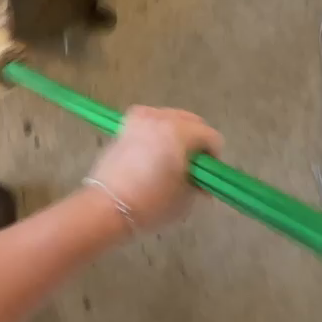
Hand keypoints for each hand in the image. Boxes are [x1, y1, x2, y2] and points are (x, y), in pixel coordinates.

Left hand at [85, 106, 222, 232]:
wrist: (108, 204)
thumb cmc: (151, 204)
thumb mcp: (185, 198)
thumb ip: (199, 182)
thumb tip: (202, 179)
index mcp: (179, 133)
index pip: (210, 135)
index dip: (214, 155)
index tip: (209, 173)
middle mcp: (161, 117)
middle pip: (192, 121)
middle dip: (197, 140)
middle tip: (194, 165)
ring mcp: (141, 116)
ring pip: (172, 117)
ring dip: (179, 133)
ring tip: (174, 158)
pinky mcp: (126, 122)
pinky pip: (152, 119)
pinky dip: (159, 129)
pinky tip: (156, 149)